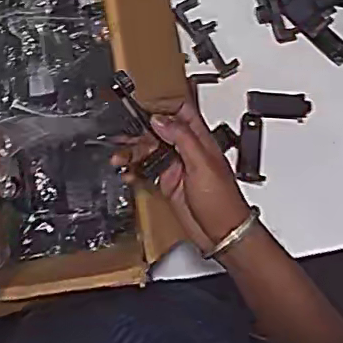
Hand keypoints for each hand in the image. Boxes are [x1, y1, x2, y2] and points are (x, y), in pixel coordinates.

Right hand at [114, 93, 252, 251]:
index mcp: (199, 139)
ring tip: (119, 157)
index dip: (161, 107)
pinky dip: (135, 171)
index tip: (141, 108)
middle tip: (122, 136)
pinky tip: (127, 172)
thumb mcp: (202, 163)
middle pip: (159, 131)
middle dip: (139, 131)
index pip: (180, 112)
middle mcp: (186, 150)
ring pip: (149, 151)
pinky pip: (147, 172)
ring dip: (133, 152)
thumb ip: (182, 139)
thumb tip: (160, 120)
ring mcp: (176, 166)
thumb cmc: (223, 201)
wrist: (223, 234)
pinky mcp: (168, 183)